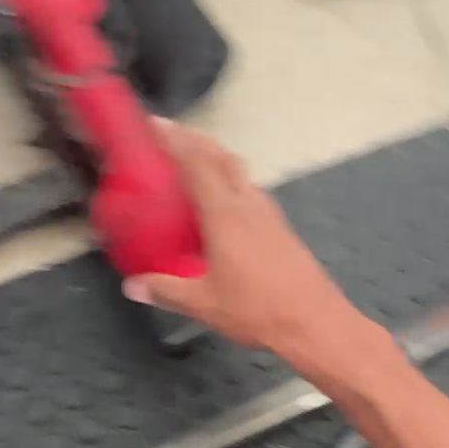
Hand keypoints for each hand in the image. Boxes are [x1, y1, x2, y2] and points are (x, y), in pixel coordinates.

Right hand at [122, 120, 388, 374]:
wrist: (314, 322)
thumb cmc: (258, 311)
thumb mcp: (204, 304)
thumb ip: (166, 291)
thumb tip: (134, 287)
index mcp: (225, 215)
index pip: (197, 163)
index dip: (175, 140)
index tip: (156, 124)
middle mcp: (250, 206)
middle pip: (223, 158)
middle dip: (197, 142)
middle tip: (175, 139)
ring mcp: (271, 216)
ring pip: (242, 175)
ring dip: (219, 162)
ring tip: (199, 169)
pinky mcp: (283, 231)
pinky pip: (254, 195)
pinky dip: (235, 187)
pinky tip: (229, 208)